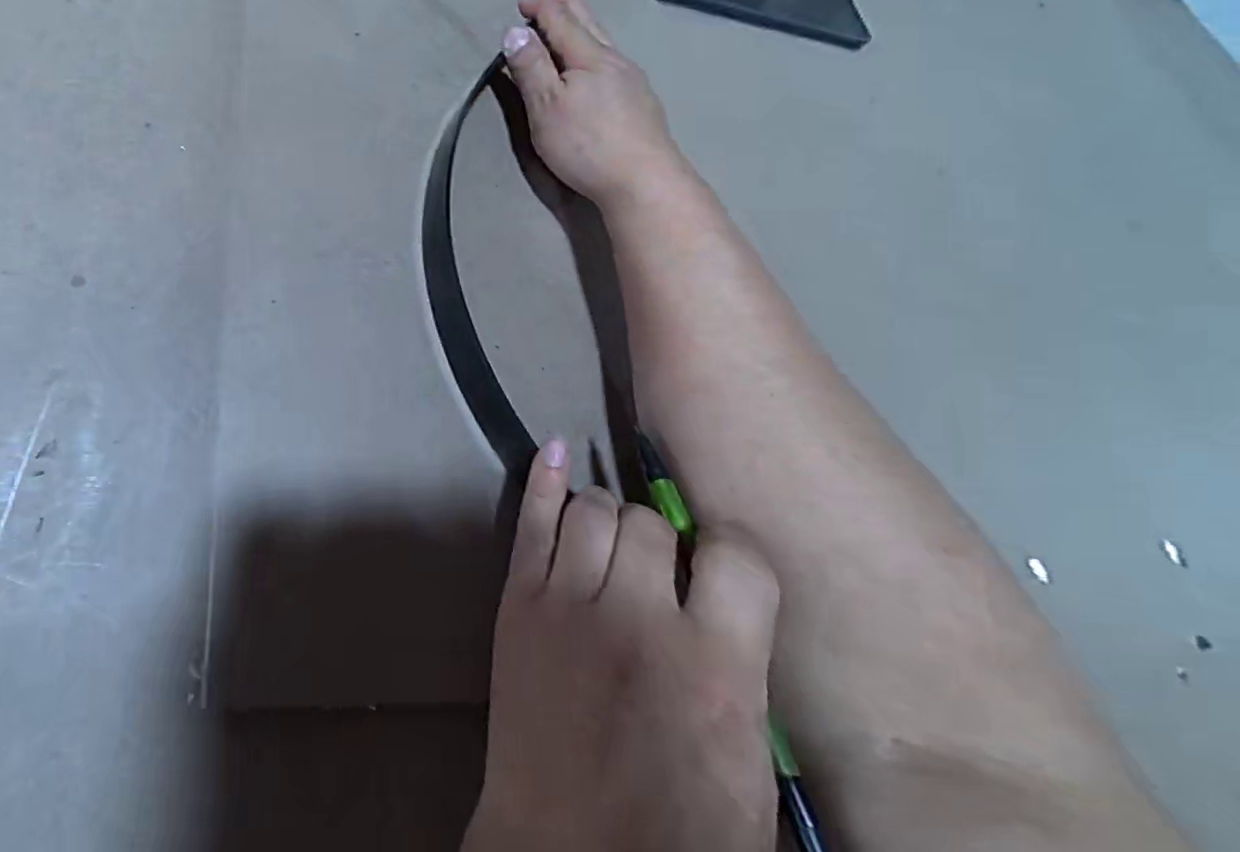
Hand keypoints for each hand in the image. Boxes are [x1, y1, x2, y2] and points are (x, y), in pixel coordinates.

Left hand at [462, 440, 780, 851]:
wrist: (564, 848)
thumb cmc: (672, 828)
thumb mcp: (746, 761)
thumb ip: (742, 670)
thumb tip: (731, 610)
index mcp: (716, 665)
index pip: (739, 558)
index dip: (733, 559)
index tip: (722, 574)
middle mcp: (638, 615)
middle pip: (652, 524)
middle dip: (663, 540)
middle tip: (659, 573)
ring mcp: (567, 602)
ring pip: (594, 512)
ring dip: (610, 518)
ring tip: (615, 543)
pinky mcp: (518, 603)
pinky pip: (532, 524)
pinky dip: (544, 483)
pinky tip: (555, 452)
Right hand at [502, 0, 687, 205]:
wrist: (641, 179)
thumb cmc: (585, 143)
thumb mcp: (546, 106)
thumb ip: (531, 68)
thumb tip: (516, 31)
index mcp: (589, 58)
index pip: (561, 23)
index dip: (542, 9)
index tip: (524, 0)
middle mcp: (614, 62)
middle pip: (589, 25)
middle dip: (568, 5)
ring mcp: (632, 82)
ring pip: (605, 42)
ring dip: (585, 24)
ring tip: (575, 15)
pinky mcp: (640, 104)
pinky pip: (613, 62)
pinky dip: (598, 48)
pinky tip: (600, 59)